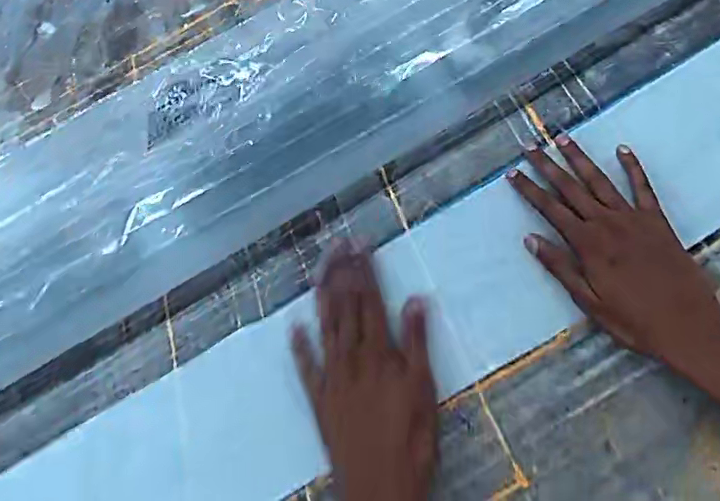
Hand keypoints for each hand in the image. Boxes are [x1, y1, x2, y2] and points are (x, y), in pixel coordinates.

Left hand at [291, 240, 437, 500]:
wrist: (378, 491)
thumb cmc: (410, 443)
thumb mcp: (424, 391)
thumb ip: (417, 343)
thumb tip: (415, 299)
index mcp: (379, 352)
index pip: (370, 300)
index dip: (365, 270)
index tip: (361, 243)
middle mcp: (352, 357)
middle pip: (346, 306)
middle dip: (343, 272)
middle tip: (339, 243)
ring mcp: (333, 377)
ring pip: (326, 327)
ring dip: (323, 296)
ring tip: (319, 269)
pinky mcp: (320, 400)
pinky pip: (307, 368)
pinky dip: (300, 346)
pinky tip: (294, 327)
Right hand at [510, 137, 719, 500]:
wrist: (692, 330)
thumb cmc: (637, 323)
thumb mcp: (591, 303)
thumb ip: (561, 268)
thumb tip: (531, 239)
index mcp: (588, 244)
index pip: (550, 209)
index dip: (529, 189)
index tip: (512, 172)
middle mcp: (607, 223)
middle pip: (570, 187)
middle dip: (546, 164)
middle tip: (529, 145)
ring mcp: (633, 219)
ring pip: (599, 180)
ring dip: (579, 158)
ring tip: (562, 138)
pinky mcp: (657, 221)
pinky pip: (642, 187)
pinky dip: (633, 166)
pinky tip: (623, 149)